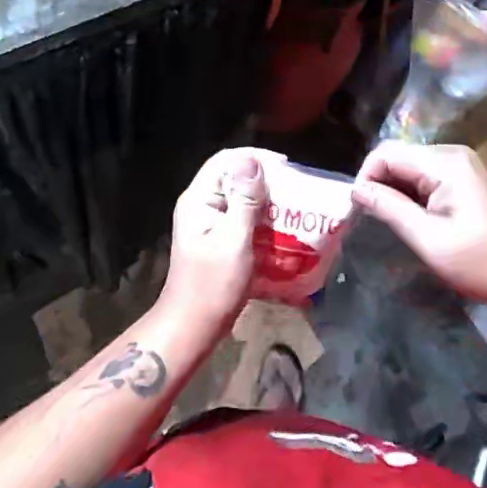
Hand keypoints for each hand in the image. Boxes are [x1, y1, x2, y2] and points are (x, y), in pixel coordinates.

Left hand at [161, 148, 276, 327]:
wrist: (192, 329)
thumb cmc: (212, 286)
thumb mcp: (234, 241)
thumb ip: (244, 200)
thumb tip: (251, 161)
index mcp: (198, 199)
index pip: (225, 160)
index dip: (255, 158)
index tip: (285, 169)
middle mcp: (201, 205)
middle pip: (234, 177)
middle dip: (264, 180)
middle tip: (294, 190)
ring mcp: (209, 223)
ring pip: (240, 197)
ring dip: (265, 201)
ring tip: (293, 208)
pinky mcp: (218, 239)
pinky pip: (241, 217)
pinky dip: (261, 219)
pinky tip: (281, 229)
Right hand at [351, 142, 486, 314]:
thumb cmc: (484, 263)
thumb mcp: (430, 240)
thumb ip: (390, 209)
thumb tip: (356, 189)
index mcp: (444, 163)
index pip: (386, 152)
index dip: (365, 177)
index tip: (356, 210)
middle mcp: (452, 156)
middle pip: (398, 156)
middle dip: (377, 182)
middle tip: (366, 219)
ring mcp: (463, 168)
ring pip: (411, 168)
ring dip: (393, 190)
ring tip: (385, 222)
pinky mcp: (467, 183)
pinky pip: (427, 178)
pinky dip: (411, 195)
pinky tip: (410, 220)